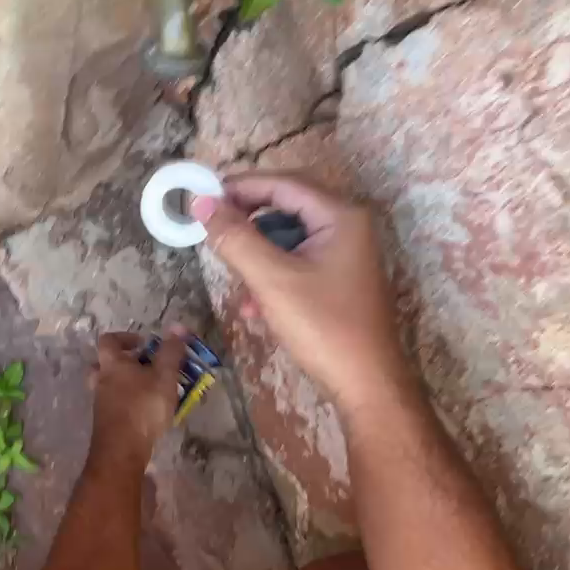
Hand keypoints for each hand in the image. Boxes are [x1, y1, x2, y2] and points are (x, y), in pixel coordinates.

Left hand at [88, 327, 187, 471]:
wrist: (122, 450)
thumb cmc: (143, 407)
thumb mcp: (164, 376)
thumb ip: (171, 352)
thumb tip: (178, 325)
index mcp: (112, 364)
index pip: (108, 340)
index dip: (125, 337)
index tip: (144, 343)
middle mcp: (101, 380)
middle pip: (104, 364)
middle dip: (123, 362)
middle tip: (143, 366)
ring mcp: (100, 402)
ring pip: (108, 385)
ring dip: (126, 384)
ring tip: (149, 390)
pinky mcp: (105, 421)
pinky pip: (114, 404)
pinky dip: (127, 402)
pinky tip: (146, 411)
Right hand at [192, 174, 408, 408]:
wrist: (367, 385)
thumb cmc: (324, 327)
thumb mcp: (271, 279)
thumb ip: (235, 238)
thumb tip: (201, 203)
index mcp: (340, 216)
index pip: (283, 184)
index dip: (240, 187)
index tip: (203, 197)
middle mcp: (347, 226)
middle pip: (286, 206)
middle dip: (247, 218)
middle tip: (211, 227)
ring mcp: (345, 254)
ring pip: (288, 236)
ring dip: (256, 251)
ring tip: (232, 274)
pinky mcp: (338, 279)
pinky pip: (296, 261)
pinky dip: (271, 274)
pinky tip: (252, 306)